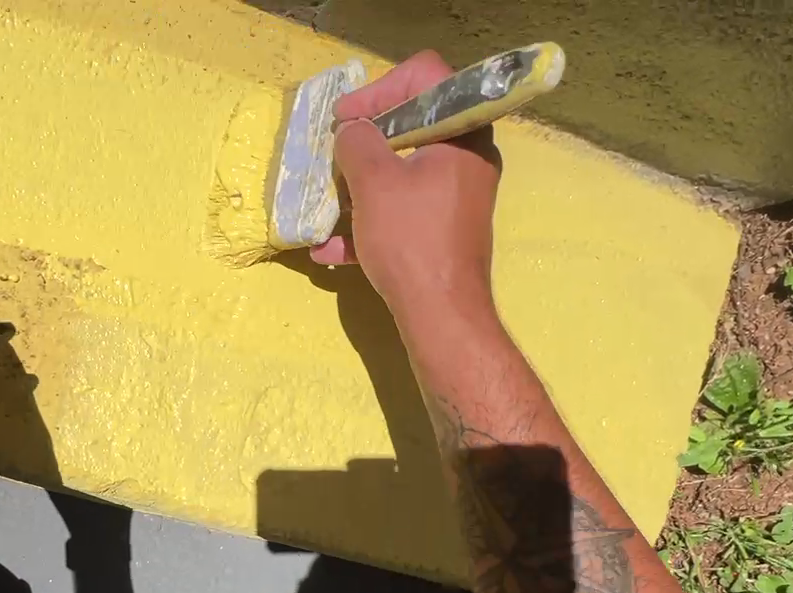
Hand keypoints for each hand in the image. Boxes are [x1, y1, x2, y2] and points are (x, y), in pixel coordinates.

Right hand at [310, 51, 503, 328]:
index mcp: (461, 132)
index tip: (343, 119)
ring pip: (401, 178)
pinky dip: (367, 227)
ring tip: (326, 204)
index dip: (377, 90)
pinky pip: (401, 216)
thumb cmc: (410, 239)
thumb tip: (351, 133)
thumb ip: (357, 145)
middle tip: (333, 158)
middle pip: (410, 129)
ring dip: (358, 190)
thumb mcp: (374, 184)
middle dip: (363, 146)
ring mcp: (456, 199)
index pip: (424, 78)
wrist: (440, 312)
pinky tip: (328, 250)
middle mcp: (466, 159)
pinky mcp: (441, 234)